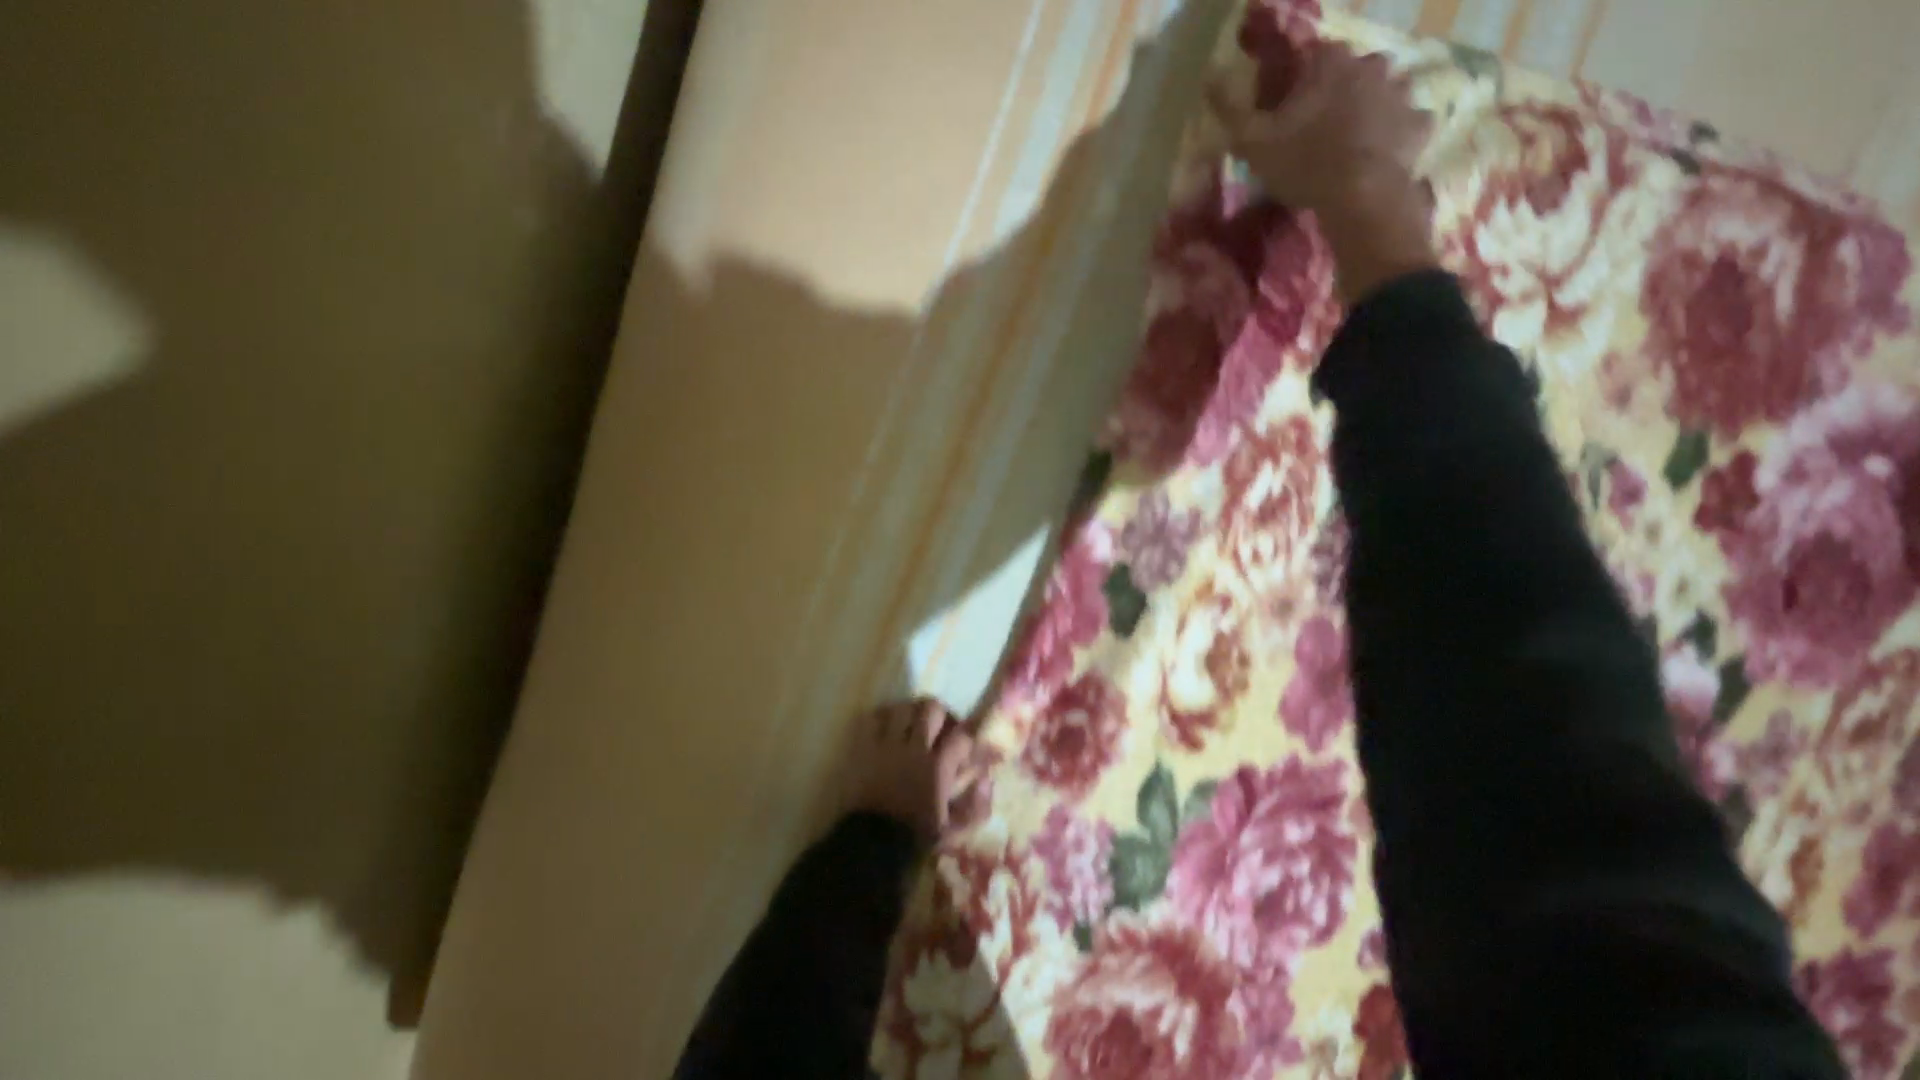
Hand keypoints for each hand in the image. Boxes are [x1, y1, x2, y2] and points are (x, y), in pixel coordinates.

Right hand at [1208, 41, 1437, 303]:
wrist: (1359, 198)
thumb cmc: (1303, 163)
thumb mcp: (1252, 140)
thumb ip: (1230, 107)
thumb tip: (1211, 75)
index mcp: (1331, 62)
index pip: (1314, 55)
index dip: (1301, 80)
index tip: (1291, 106)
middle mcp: (1372, 66)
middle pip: (1353, 70)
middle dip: (1340, 90)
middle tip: (1323, 125)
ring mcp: (1402, 93)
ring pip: (1386, 92)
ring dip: (1373, 108)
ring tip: (1354, 140)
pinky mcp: (1420, 124)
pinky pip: (1409, 122)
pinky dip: (1397, 133)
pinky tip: (1383, 152)